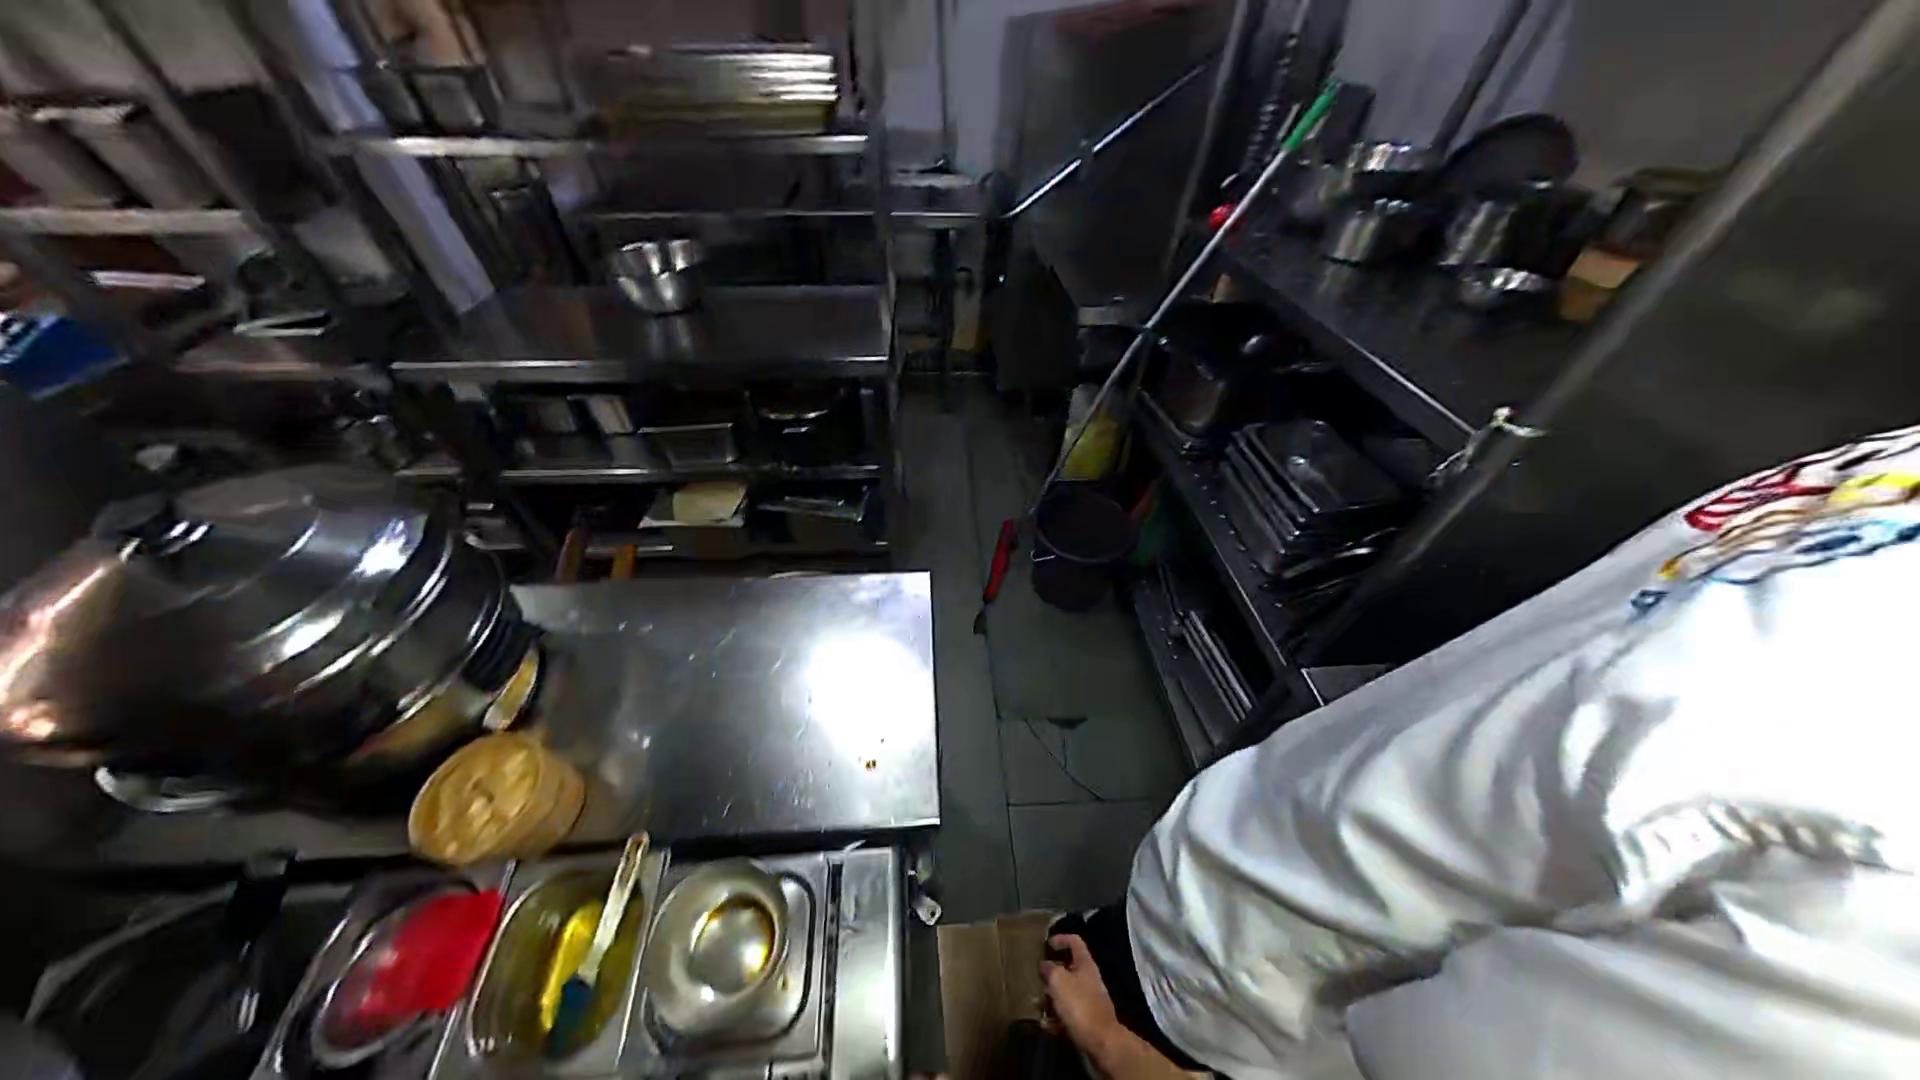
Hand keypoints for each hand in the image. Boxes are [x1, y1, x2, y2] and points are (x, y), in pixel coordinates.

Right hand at [1039, 934, 1122, 1053]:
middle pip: (1069, 969)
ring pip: (1067, 993)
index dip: (1061, 939)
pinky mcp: (1088, 1020)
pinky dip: (1057, 1018)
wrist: (1101, 1042)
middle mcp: (1089, 979)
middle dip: (1052, 973)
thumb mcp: (1058, 981)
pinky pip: (1069, 1014)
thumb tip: (1044, 965)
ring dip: (1052, 997)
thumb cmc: (1079, 1004)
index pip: (1075, 941)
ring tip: (1037, 1004)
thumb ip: (1049, 969)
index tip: (1047, 944)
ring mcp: (1090, 1000)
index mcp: (1085, 964)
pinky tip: (1046, 1025)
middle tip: (1038, 977)